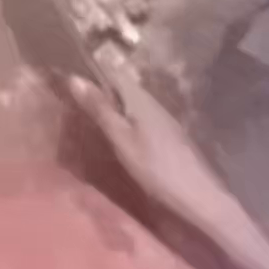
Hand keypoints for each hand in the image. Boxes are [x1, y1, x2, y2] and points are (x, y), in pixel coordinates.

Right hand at [69, 66, 223, 222]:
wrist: (203, 200)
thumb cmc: (157, 168)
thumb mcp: (121, 139)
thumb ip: (99, 108)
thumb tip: (73, 76)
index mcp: (136, 94)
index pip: (108, 68)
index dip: (88, 68)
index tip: (66, 72)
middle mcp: (149, 97)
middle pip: (118, 83)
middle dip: (97, 86)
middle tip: (72, 96)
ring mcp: (160, 114)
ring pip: (128, 99)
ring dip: (109, 101)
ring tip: (88, 113)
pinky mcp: (166, 131)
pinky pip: (137, 112)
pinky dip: (122, 115)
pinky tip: (115, 130)